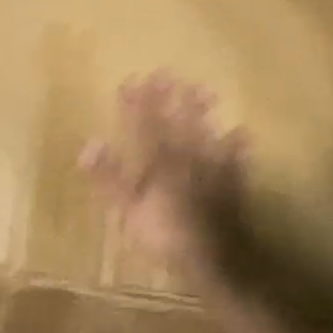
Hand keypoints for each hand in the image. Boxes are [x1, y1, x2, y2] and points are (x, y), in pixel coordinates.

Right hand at [79, 72, 246, 274]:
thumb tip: (89, 144)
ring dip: (206, 113)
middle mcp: (187, 159)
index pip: (145, 125)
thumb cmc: (165, 236)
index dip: (137, 102)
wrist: (214, 260)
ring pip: (208, 135)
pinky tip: (243, 133)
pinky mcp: (232, 188)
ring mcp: (213, 172)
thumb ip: (109, 176)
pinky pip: (236, 162)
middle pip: (180, 122)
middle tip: (170, 72)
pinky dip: (238, 147)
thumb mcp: (127, 209)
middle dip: (172, 97)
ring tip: (207, 89)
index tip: (131, 79)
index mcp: (159, 162)